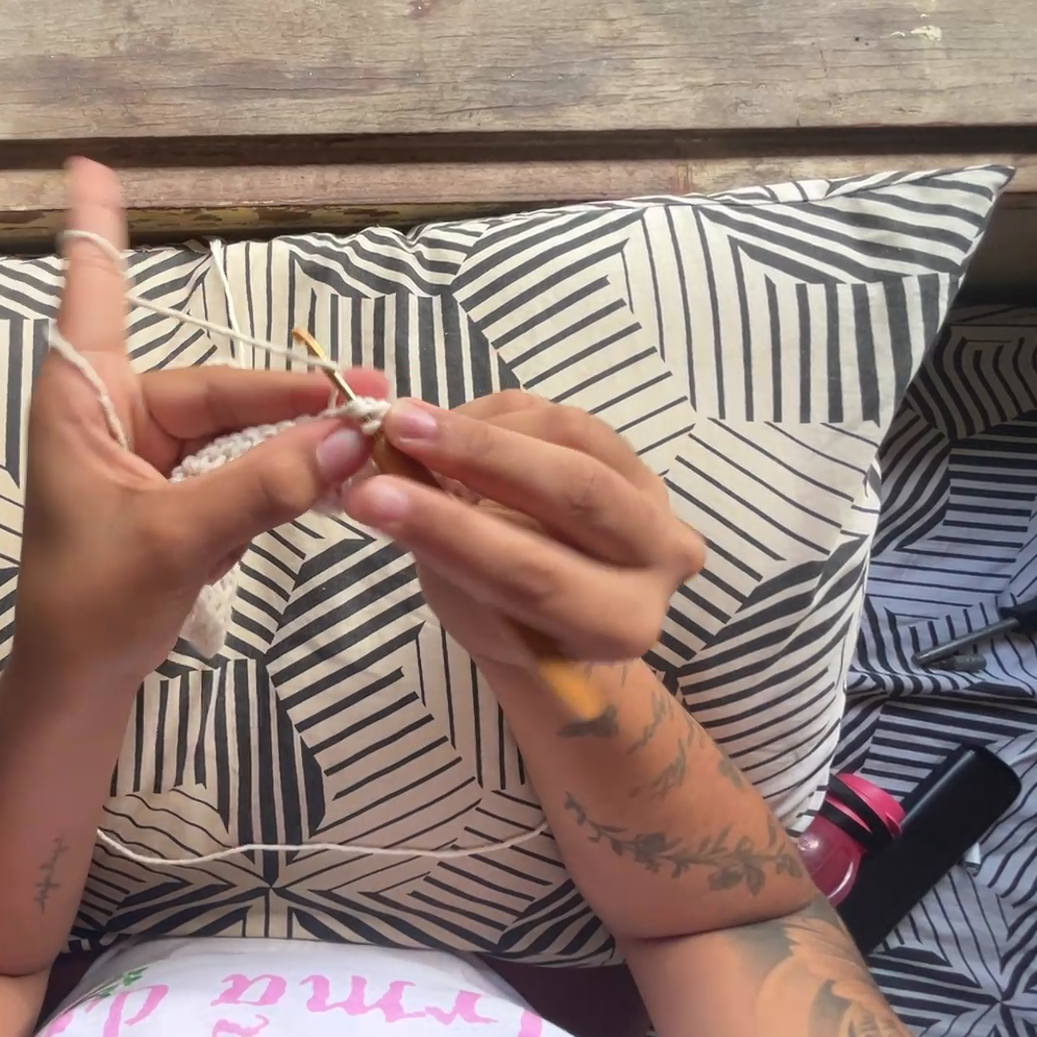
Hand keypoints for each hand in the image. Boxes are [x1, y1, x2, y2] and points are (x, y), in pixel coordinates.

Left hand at [14, 159, 388, 685]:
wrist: (81, 681)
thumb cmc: (92, 605)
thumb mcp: (176, 539)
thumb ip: (261, 486)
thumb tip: (348, 435)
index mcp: (84, 404)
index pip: (94, 298)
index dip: (97, 232)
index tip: (89, 166)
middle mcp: (117, 418)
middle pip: (213, 385)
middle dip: (288, 395)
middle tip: (369, 394)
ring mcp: (150, 460)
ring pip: (234, 429)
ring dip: (294, 436)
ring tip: (366, 434)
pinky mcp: (176, 496)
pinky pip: (237, 468)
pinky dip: (279, 475)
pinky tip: (326, 476)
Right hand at [343, 392, 703, 670]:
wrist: (545, 609)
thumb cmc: (494, 615)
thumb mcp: (457, 596)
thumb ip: (433, 542)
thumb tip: (373, 481)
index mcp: (616, 623)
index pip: (531, 572)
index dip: (448, 529)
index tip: (373, 496)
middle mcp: (663, 562)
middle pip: (573, 490)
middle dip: (473, 452)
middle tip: (395, 427)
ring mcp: (658, 501)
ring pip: (570, 436)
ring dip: (477, 425)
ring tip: (408, 427)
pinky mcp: (635, 457)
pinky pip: (563, 415)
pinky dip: (494, 413)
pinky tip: (449, 426)